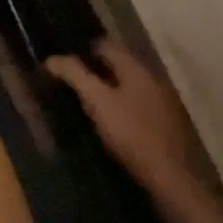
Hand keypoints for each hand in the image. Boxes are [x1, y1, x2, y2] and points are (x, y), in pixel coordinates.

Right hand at [47, 40, 193, 188]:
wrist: (171, 177)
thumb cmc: (131, 133)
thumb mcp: (97, 102)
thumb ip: (75, 75)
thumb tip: (51, 59)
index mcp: (137, 68)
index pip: (105, 45)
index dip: (82, 50)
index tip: (64, 63)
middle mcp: (153, 78)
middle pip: (119, 64)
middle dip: (95, 70)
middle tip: (72, 83)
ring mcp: (164, 101)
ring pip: (130, 85)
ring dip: (110, 88)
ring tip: (88, 102)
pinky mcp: (167, 123)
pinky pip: (139, 103)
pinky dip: (123, 105)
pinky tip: (112, 121)